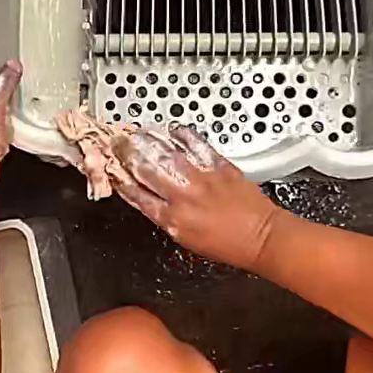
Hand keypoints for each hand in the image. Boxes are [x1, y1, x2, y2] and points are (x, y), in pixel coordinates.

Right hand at [112, 125, 282, 268]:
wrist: (261, 237)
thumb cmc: (227, 243)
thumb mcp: (185, 238)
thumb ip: (165, 215)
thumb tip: (149, 197)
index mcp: (171, 219)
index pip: (135, 193)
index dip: (119, 177)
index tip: (111, 165)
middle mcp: (182, 196)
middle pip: (144, 168)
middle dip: (127, 152)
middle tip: (119, 141)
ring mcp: (200, 178)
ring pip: (165, 153)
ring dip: (147, 139)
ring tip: (137, 131)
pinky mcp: (218, 166)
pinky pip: (195, 144)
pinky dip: (181, 134)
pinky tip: (171, 129)